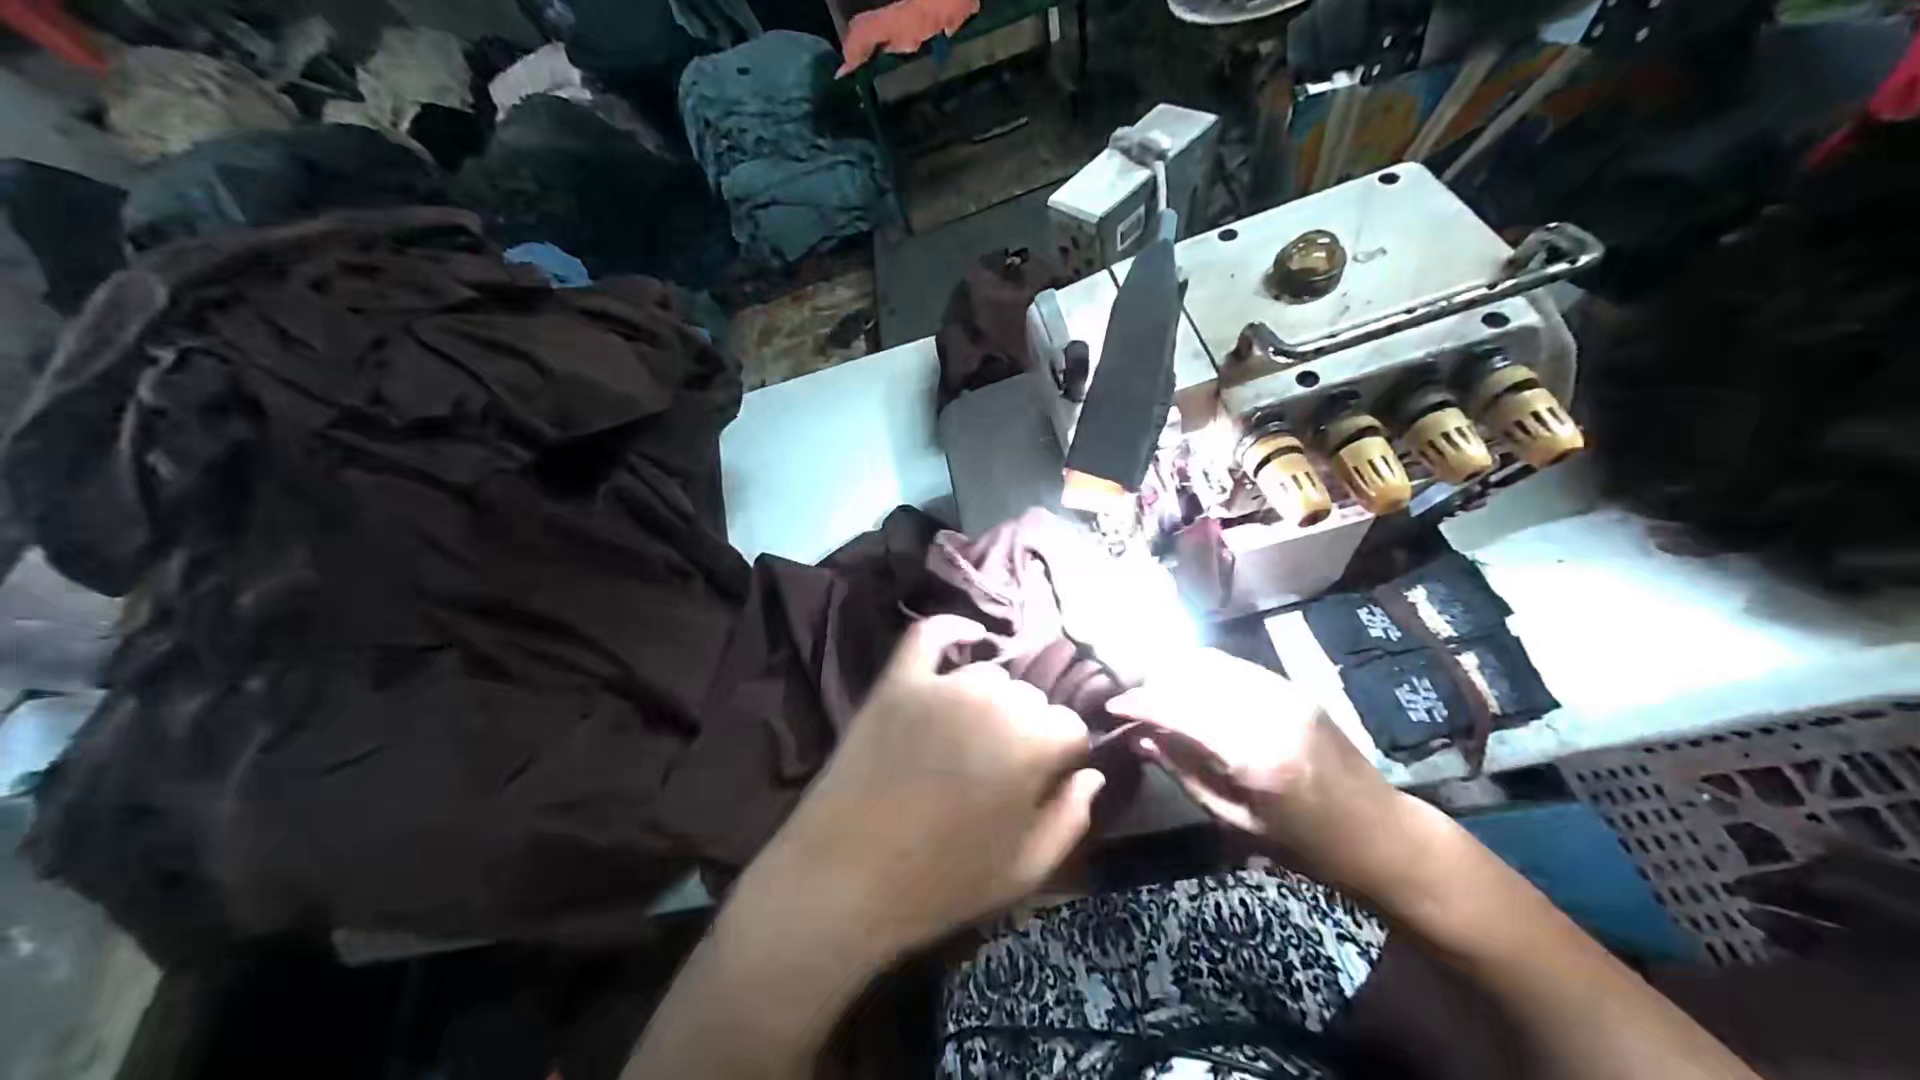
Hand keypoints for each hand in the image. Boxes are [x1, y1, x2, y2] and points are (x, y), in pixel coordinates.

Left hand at [741, 614, 1105, 959]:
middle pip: (1030, 699)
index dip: (1062, 757)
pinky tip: (967, 636)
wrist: (844, 878)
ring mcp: (941, 686)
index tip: (1046, 780)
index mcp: (1033, 743)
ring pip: (988, 676)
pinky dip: (952, 628)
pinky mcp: (897, 682)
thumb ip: (1072, 816)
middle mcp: (994, 701)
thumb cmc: (942, 884)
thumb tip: (1092, 774)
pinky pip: (929, 634)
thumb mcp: (1026, 869)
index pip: (1070, 728)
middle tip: (1001, 768)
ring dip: (991, 702)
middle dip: (1028, 730)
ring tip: (971, 739)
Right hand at [1106, 648, 1417, 896]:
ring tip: (1155, 697)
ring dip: (1175, 674)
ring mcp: (1284, 692)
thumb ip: (1184, 772)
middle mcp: (1268, 711)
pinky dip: (1202, 673)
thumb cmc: (1306, 846)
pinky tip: (1189, 692)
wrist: (1382, 834)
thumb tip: (1139, 737)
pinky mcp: (1292, 687)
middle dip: (1152, 685)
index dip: (1139, 703)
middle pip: (1191, 676)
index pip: (1179, 708)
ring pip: (1210, 663)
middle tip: (1131, 706)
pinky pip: (1233, 666)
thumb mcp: (1236, 821)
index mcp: (1255, 754)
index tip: (1112, 708)